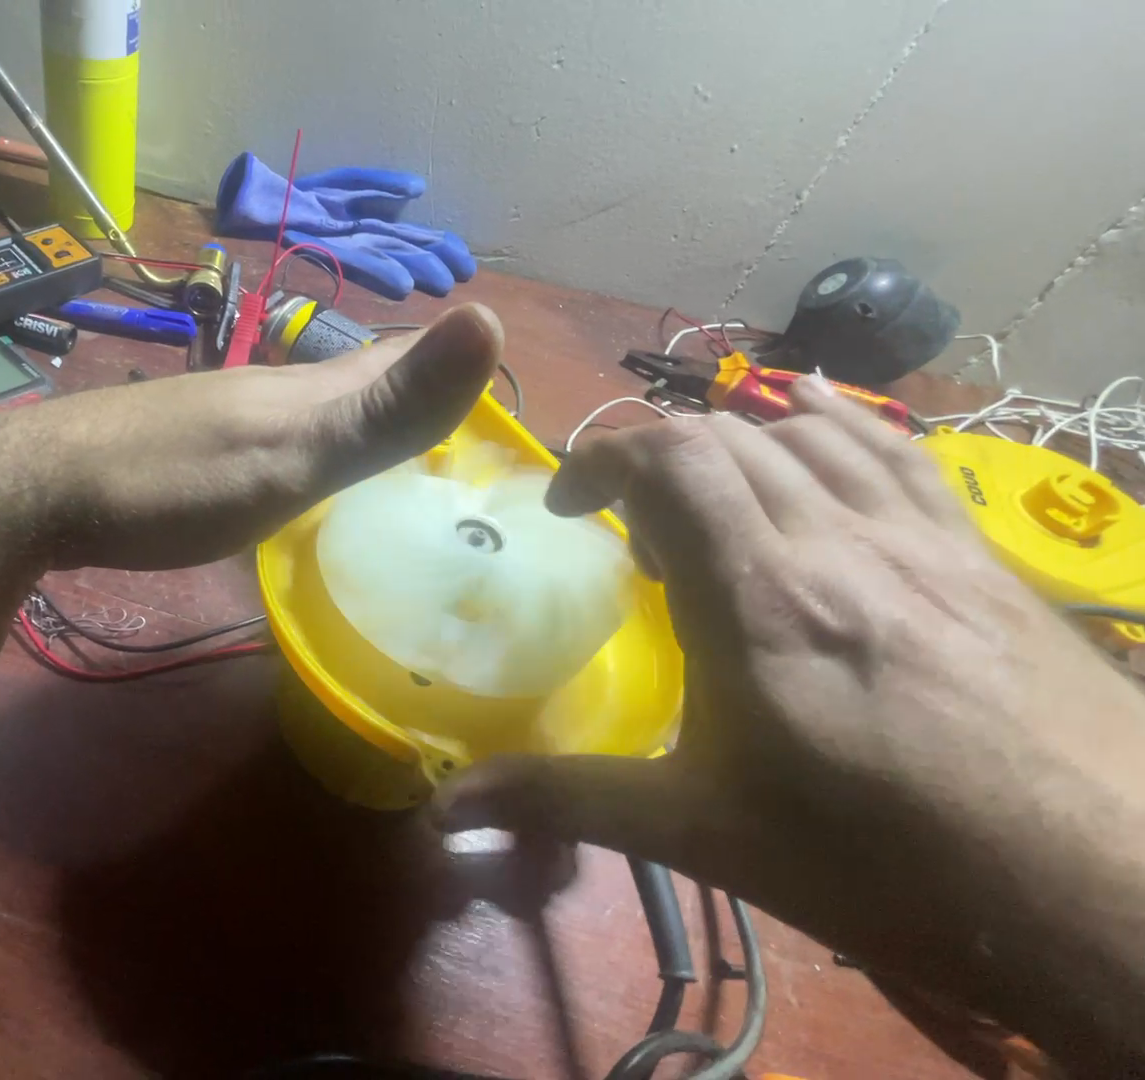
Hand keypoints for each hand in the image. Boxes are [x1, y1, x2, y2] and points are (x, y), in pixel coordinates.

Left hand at [0, 303, 503, 570]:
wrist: (43, 491)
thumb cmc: (171, 483)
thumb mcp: (290, 454)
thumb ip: (383, 408)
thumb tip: (490, 316)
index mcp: (307, 390)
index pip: (397, 361)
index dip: (450, 375)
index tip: (498, 420)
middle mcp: (271, 393)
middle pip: (357, 386)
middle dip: (410, 407)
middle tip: (457, 458)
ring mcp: (226, 420)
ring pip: (312, 417)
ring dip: (358, 435)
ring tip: (395, 480)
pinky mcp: (193, 453)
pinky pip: (272, 449)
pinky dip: (309, 464)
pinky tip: (305, 493)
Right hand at [436, 376, 1144, 1059]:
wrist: (1120, 908)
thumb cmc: (884, 865)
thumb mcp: (701, 833)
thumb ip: (563, 800)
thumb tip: (444, 806)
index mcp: (757, 600)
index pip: (671, 460)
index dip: (601, 456)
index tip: (568, 508)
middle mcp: (835, 546)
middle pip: (728, 435)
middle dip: (651, 454)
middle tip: (624, 524)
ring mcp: (920, 543)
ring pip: (809, 432)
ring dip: (731, 439)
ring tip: (697, 495)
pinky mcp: (982, 559)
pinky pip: (896, 452)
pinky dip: (834, 423)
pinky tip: (809, 422)